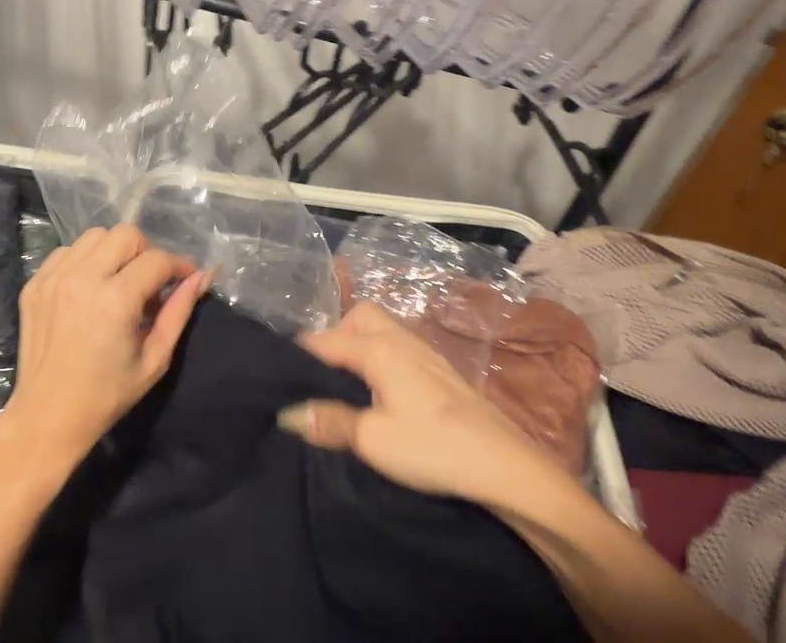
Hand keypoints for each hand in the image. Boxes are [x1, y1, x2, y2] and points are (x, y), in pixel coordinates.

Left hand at [0, 224, 205, 467]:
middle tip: (149, 282)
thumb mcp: (154, 358)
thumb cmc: (107, 394)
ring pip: (94, 236)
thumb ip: (178, 312)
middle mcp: (82, 279)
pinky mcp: (34, 283)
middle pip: (125, 234)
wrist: (48, 414)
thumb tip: (201, 276)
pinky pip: (67, 252)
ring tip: (118, 283)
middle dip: (145, 252)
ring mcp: (53, 278)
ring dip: (114, 252)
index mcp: (115, 300)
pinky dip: (84, 261)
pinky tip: (90, 289)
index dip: (179, 265)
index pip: (157, 259)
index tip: (186, 278)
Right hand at [277, 302, 568, 507]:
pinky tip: (381, 394)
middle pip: (358, 317)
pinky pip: (399, 348)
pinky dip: (380, 359)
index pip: (324, 339)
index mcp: (379, 349)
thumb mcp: (372, 440)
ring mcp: (426, 354)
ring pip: (382, 331)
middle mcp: (402, 340)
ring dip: (359, 348)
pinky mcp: (443, 373)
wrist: (506, 468)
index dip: (297, 355)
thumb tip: (287, 412)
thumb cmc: (433, 449)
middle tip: (323, 376)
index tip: (279, 376)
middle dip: (335, 337)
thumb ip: (329, 420)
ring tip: (347, 387)